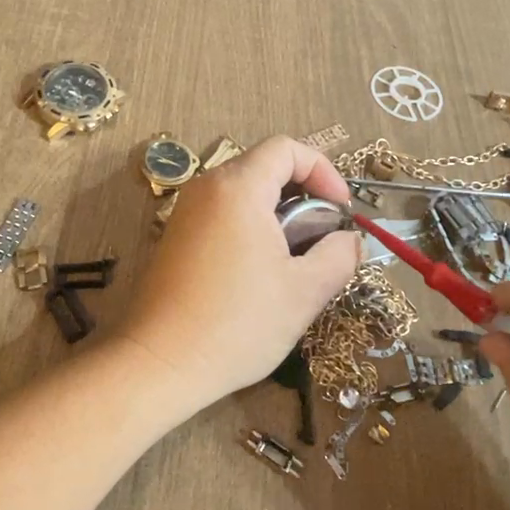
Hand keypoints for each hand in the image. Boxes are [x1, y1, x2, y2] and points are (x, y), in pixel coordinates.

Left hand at [114, 136, 358, 408]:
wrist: (160, 361)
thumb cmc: (237, 324)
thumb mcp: (304, 292)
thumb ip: (338, 256)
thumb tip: (349, 240)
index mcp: (237, 188)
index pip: (285, 148)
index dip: (322, 171)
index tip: (341, 212)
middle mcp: (206, 188)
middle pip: (263, 167)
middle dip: (302, 196)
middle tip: (322, 240)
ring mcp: (185, 212)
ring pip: (243, 194)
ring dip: (277, 216)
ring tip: (296, 263)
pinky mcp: (175, 238)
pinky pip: (222, 215)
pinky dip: (250, 230)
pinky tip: (261, 275)